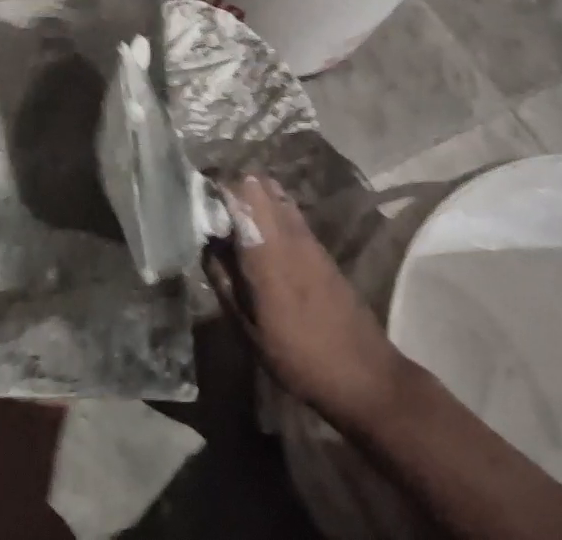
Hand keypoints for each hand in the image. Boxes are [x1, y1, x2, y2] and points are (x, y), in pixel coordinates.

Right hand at [204, 174, 409, 430]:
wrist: (365, 376)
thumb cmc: (299, 358)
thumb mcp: (248, 329)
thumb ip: (224, 282)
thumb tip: (207, 246)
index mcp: (268, 254)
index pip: (243, 194)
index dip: (217, 189)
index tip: (196, 201)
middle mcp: (291, 236)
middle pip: (261, 186)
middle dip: (233, 189)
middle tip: (212, 210)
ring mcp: (311, 241)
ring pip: (277, 196)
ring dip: (253, 200)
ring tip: (231, 223)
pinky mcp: (323, 251)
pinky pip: (290, 215)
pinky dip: (270, 214)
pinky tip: (258, 240)